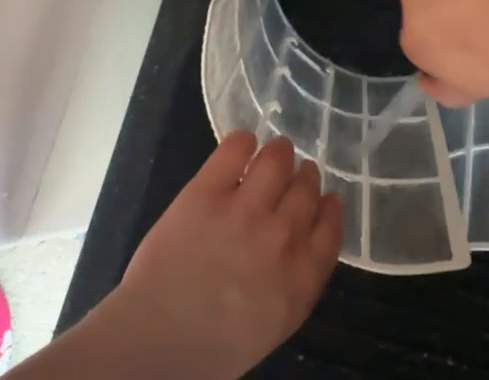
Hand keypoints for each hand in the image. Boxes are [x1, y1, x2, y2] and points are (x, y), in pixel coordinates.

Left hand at [104, 131, 341, 379]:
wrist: (158, 340)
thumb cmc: (213, 345)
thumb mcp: (274, 323)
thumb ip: (295, 281)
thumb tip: (301, 244)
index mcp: (301, 277)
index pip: (330, 227)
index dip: (329, 207)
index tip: (326, 198)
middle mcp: (282, 237)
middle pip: (306, 189)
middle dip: (304, 177)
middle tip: (296, 172)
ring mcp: (244, 210)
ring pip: (276, 161)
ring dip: (279, 152)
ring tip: (275, 151)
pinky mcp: (206, 192)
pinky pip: (235, 150)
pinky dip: (243, 142)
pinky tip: (244, 143)